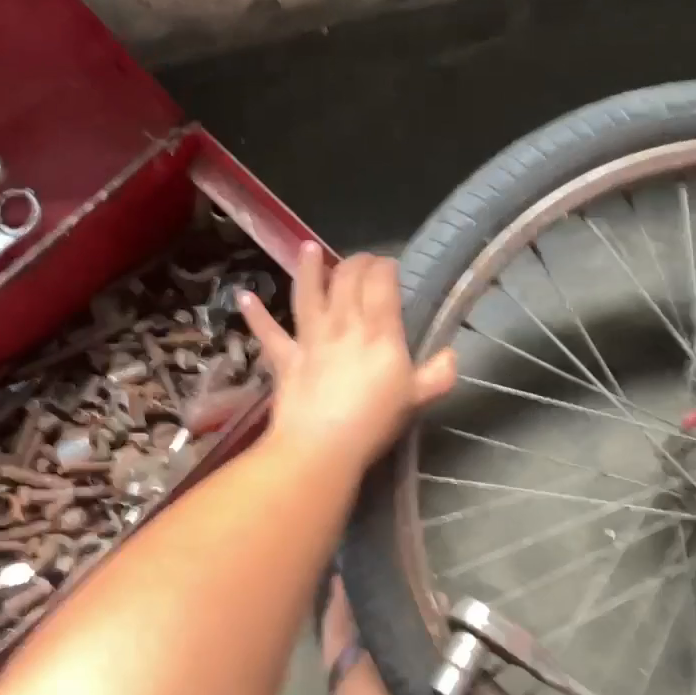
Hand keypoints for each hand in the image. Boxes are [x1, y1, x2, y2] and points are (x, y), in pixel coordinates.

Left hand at [239, 242, 456, 470]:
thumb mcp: (416, 399)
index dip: (385, 267)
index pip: (381, 284)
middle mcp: (343, 324)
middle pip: (346, 280)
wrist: (321, 446)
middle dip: (356, 262)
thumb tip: (451, 355)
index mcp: (379, 331)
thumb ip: (436, 374)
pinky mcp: (285, 358)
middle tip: (362, 260)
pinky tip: (244, 296)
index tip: (389, 264)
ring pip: (308, 294)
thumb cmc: (373, 421)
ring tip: (308, 248)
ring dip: (308, 269)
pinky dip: (256, 314)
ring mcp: (310, 339)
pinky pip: (268, 332)